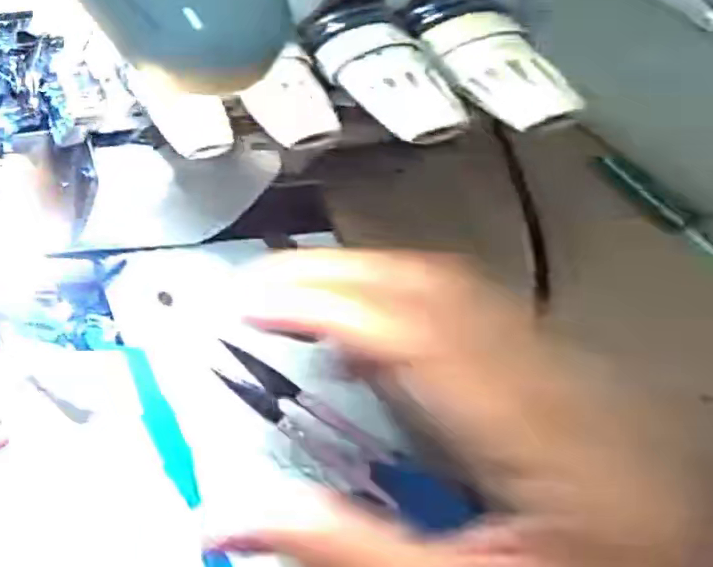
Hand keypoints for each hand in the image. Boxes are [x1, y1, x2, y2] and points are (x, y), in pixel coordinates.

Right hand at [213, 251, 700, 566]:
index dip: (316, 304)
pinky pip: (475, 311)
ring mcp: (580, 387)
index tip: (248, 306)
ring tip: (294, 292)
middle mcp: (572, 400)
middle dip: (327, 272)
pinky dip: (398, 301)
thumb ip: (345, 546)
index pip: (409, 331)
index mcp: (551, 447)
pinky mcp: (573, 389)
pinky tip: (363, 336)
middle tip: (258, 284)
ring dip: (358, 278)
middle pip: (430, 287)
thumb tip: (232, 516)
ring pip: (452, 287)